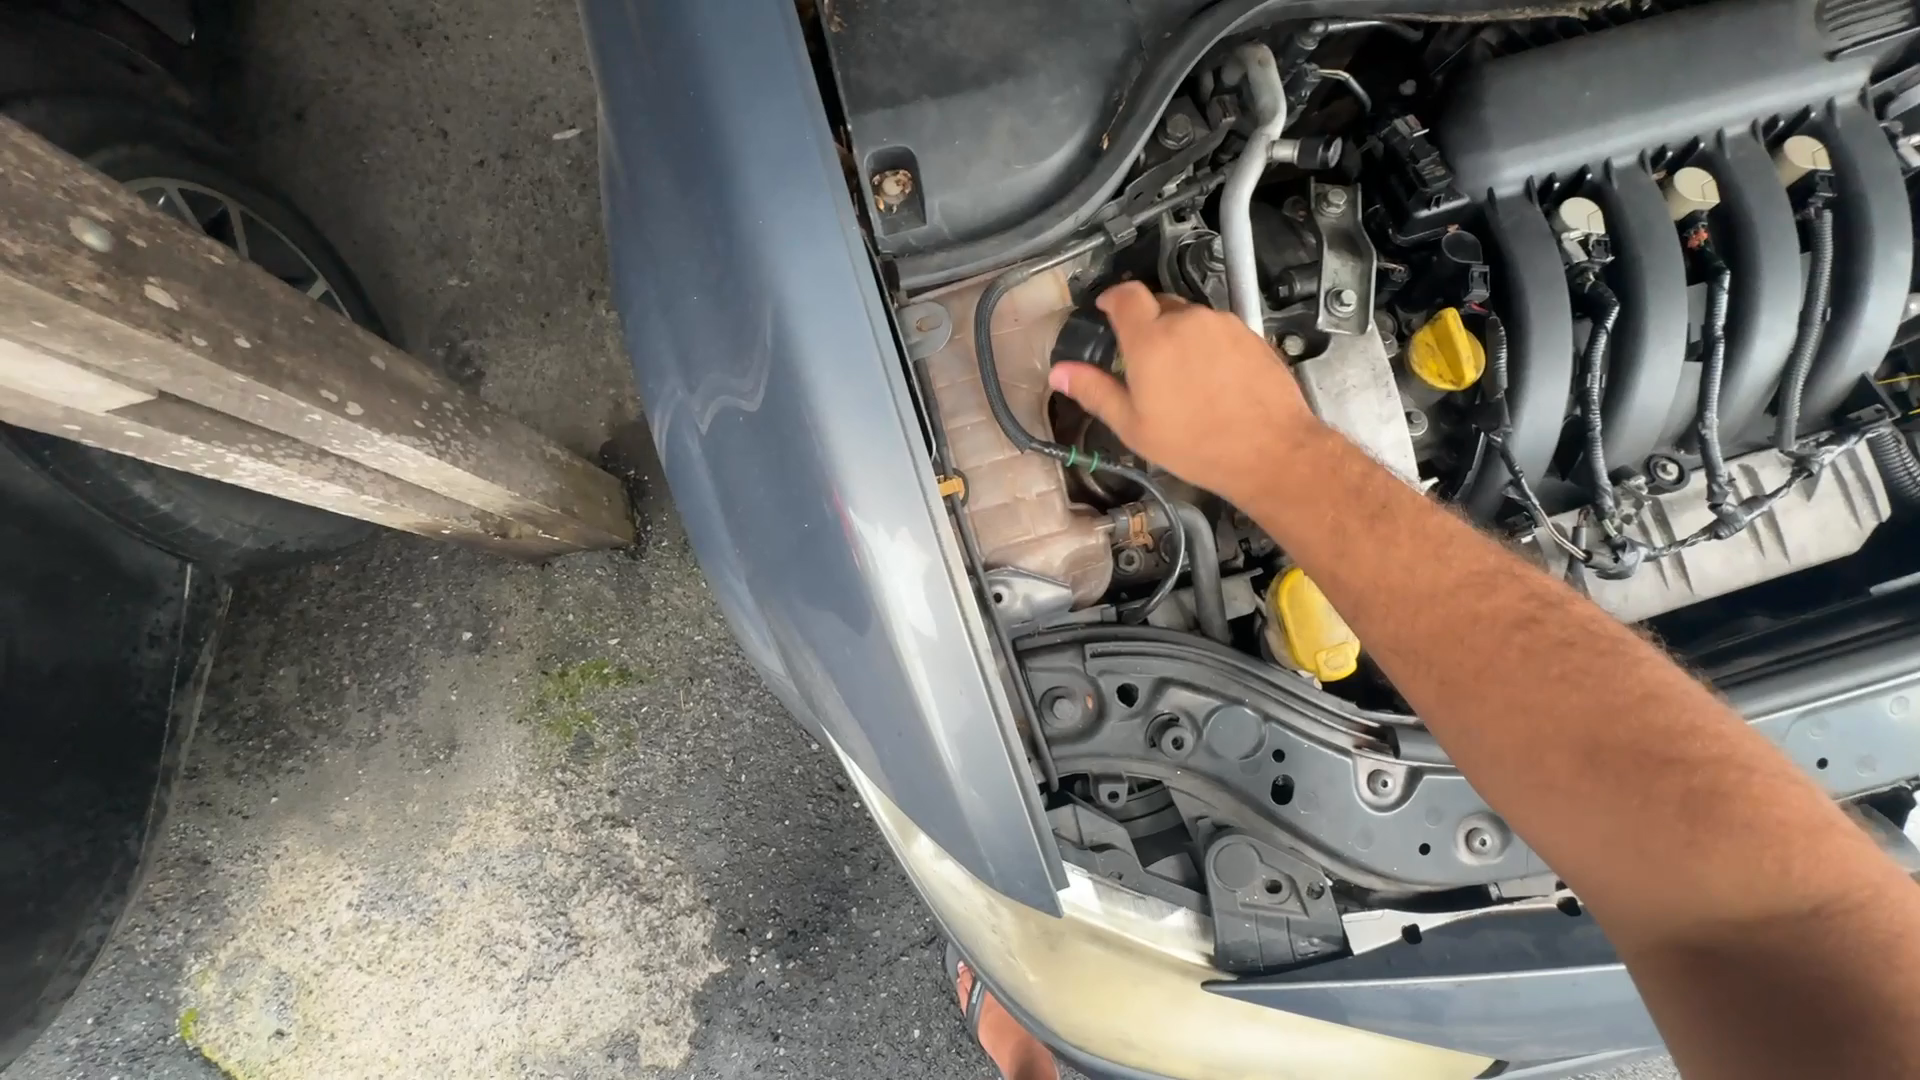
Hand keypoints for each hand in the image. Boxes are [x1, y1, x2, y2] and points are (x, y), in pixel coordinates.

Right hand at [1048, 282, 1321, 504]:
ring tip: (1178, 378)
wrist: (1269, 450)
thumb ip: (1094, 391)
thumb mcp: (1132, 426)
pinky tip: (1207, 380)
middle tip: (1140, 361)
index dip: (1111, 298)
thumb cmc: (1196, 444)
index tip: (1105, 309)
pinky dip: (1204, 346)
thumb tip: (1060, 373)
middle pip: (1156, 305)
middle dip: (1144, 326)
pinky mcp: (1248, 334)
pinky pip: (1215, 330)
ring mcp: (1222, 324)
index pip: (1124, 295)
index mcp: (1150, 340)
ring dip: (1176, 337)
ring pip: (1188, 318)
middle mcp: (1186, 321)